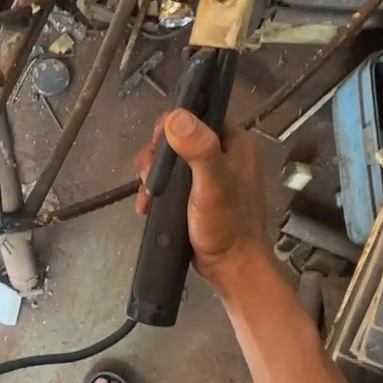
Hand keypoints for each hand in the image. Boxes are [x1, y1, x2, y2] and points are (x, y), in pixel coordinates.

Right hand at [135, 110, 269, 288]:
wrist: (230, 267)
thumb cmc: (227, 225)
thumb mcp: (213, 184)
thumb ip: (199, 149)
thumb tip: (175, 117)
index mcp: (235, 142)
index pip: (199, 115)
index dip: (173, 124)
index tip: (157, 145)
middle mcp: (224, 153)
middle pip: (179, 138)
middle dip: (157, 156)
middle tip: (148, 176)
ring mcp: (209, 175)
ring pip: (171, 161)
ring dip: (152, 175)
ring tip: (147, 194)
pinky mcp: (196, 195)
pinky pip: (170, 182)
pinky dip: (156, 190)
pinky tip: (147, 204)